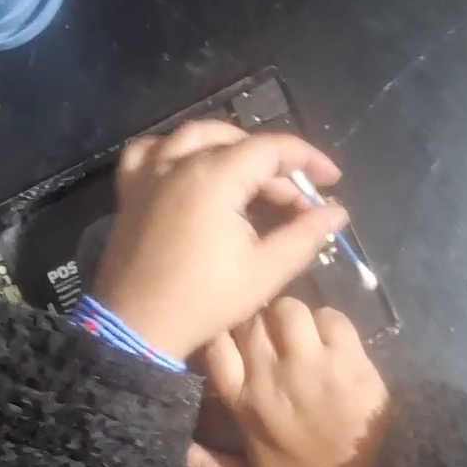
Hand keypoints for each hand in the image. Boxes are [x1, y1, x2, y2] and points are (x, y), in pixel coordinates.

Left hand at [92, 121, 347, 360]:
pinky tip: (188, 166)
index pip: (271, 149)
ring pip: (194, 137)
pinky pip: (150, 151)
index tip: (332, 181)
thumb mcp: (264, 272)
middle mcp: (178, 163)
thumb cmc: (203, 302)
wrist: (137, 329)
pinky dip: (175, 151)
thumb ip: (304, 235)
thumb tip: (337, 212)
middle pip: (237, 143)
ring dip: (229, 147)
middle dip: (274, 166)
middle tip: (295, 200)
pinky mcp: (129, 193)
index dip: (308, 160)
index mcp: (214, 177)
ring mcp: (148, 175)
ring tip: (252, 175)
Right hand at [188, 298, 389, 466]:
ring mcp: (312, 362)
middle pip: (249, 320)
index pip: (215, 346)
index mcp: (244, 403)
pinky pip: (330, 317)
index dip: (221, 334)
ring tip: (296, 331)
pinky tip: (328, 339)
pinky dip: (326, 321)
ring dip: (288, 315)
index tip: (230, 341)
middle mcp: (272, 374)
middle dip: (254, 320)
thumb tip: (179, 452)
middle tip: (266, 334)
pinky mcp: (350, 357)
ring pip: (287, 309)